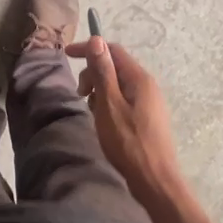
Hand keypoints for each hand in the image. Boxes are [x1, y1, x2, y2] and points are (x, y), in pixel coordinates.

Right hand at [71, 37, 182, 203]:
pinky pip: (124, 99)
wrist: (155, 182)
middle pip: (115, 66)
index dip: (88, 49)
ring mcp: (150, 102)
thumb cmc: (129, 143)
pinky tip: (104, 121)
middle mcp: (148, 86)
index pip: (112, 50)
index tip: (66, 55)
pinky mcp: (148, 118)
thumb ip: (102, 72)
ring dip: (99, 90)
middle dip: (93, 73)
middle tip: (80, 95)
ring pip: (118, 84)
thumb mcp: (109, 105)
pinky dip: (108, 102)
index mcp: (139, 79)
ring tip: (91, 111)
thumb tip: (96, 40)